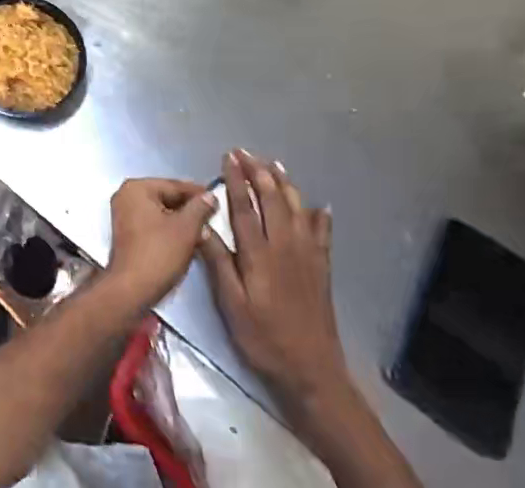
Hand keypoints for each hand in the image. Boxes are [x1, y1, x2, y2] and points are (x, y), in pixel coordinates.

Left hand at [105, 178, 216, 310]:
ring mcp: (124, 215)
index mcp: (137, 188)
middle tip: (213, 218)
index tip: (219, 200)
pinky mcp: (128, 234)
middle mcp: (126, 196)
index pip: (175, 185)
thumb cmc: (158, 254)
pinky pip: (154, 224)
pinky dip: (170, 230)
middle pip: (167, 197)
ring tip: (204, 231)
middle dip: (190, 209)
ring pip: (162, 212)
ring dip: (182, 222)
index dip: (199, 193)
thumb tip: (209, 196)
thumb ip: (199, 208)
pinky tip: (189, 241)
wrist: (132, 289)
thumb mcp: (186, 228)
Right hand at [200, 151, 349, 399]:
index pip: (244, 207)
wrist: (313, 372)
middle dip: (258, 172)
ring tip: (275, 165)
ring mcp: (308, 256)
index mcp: (259, 254)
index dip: (235, 179)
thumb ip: (218, 262)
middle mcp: (285, 247)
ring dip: (285, 184)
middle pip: (272, 200)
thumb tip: (202, 225)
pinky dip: (319, 217)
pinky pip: (322, 234)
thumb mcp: (231, 305)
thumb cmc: (264, 338)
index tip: (228, 157)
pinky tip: (320, 207)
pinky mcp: (322, 269)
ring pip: (297, 209)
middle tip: (246, 152)